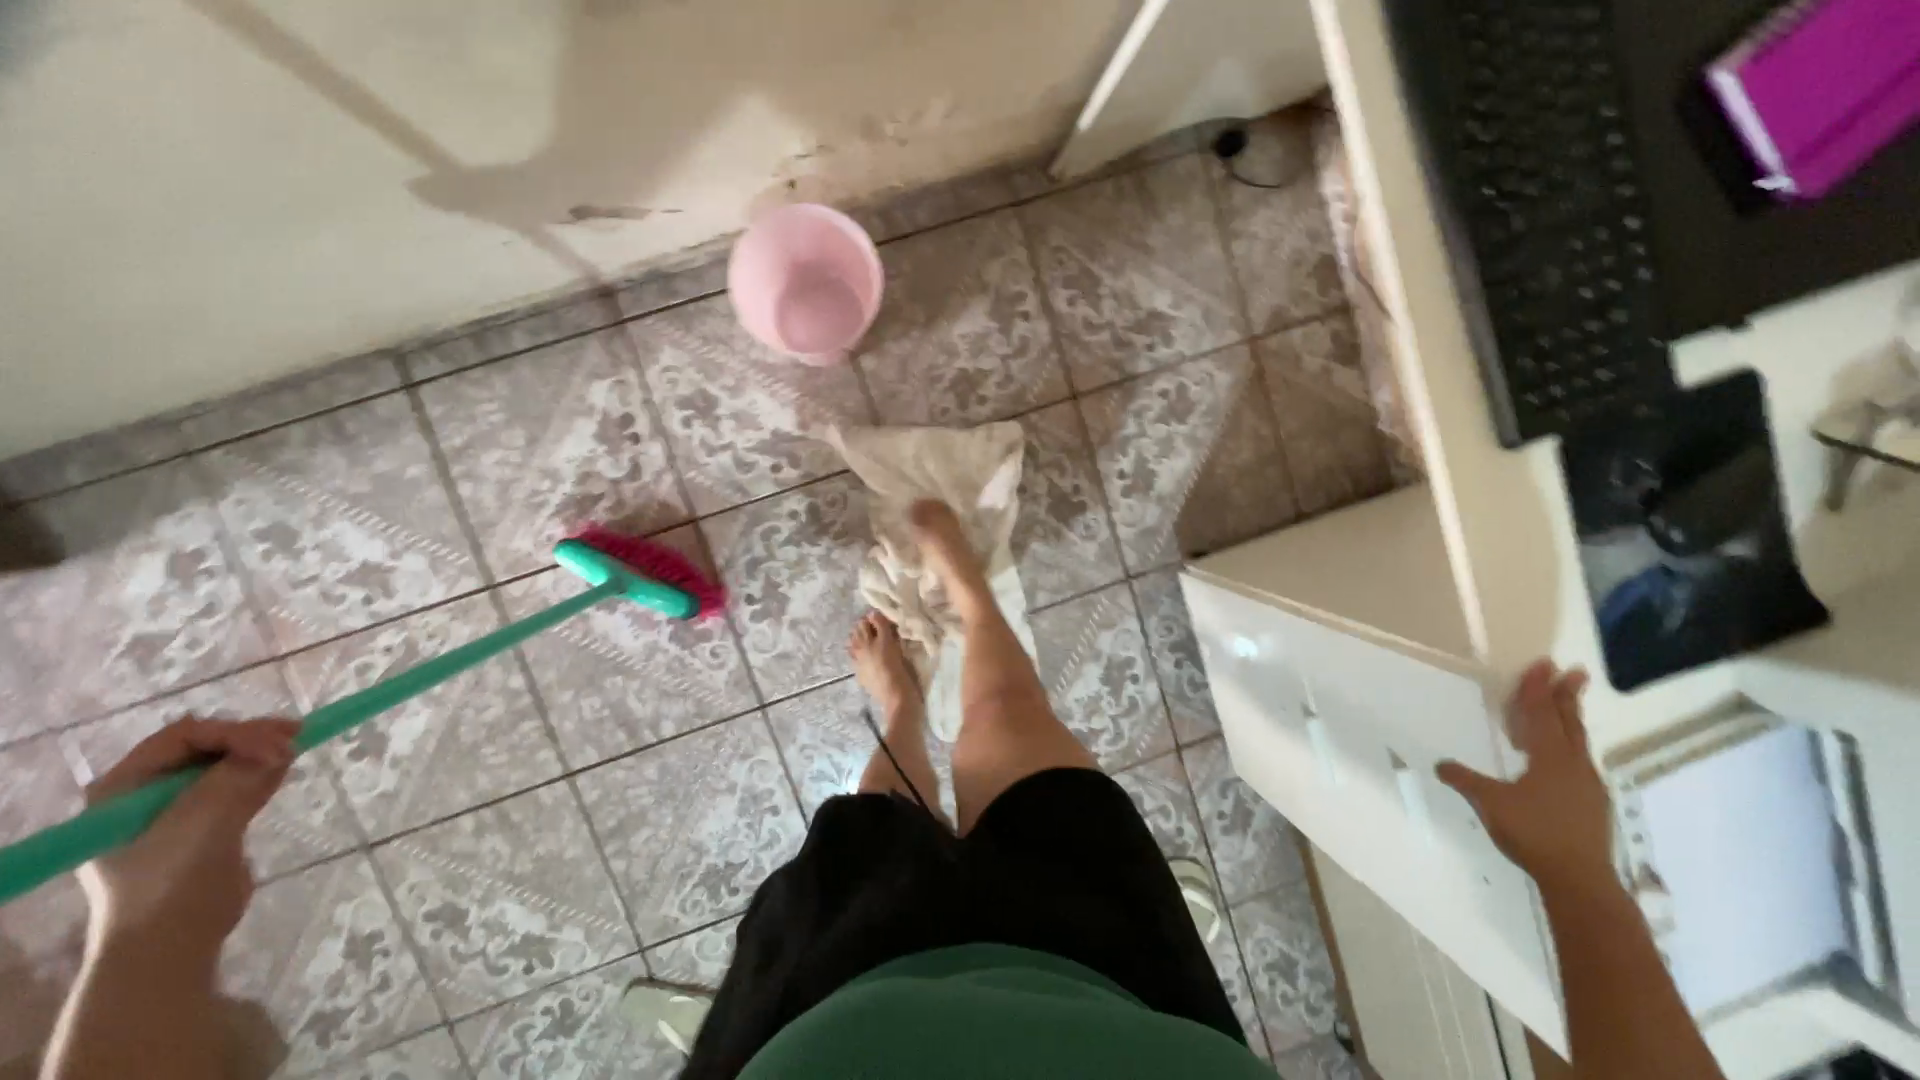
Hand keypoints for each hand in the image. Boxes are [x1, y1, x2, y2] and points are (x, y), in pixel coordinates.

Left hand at [78, 716, 298, 964]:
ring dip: (260, 753)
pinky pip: (233, 789)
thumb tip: (282, 746)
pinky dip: (260, 775)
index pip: (182, 738)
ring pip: (223, 767)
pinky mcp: (203, 829)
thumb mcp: (202, 821)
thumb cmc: (171, 879)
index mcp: (124, 788)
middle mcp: (144, 794)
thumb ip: (237, 778)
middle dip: (250, 739)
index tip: (278, 745)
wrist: (169, 944)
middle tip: (296, 735)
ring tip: (298, 745)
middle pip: (204, 748)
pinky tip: (285, 767)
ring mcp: (173, 812)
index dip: (233, 734)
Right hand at [1436, 660, 1615, 892]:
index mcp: (1551, 758)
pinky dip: (1568, 747)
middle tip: (1574, 672)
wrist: (1580, 879)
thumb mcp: (1490, 804)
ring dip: (1571, 720)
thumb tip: (1441, 764)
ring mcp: (1588, 785)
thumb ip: (1466, 781)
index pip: (1542, 714)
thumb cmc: (1534, 833)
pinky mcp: (1592, 804)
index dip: (1538, 689)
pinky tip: (1560, 758)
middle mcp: (1574, 765)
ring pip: (1578, 743)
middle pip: (1570, 723)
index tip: (1542, 664)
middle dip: (1567, 696)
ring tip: (1567, 707)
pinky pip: (1578, 763)